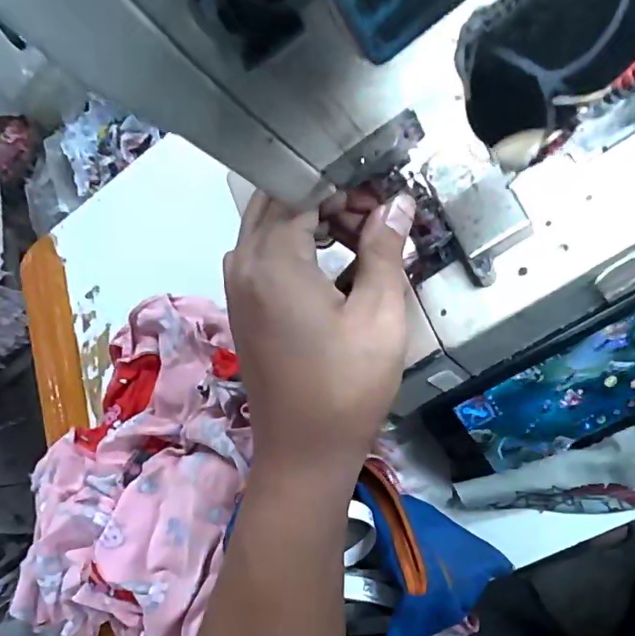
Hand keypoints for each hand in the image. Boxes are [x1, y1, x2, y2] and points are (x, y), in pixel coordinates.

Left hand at [224, 189, 415, 485]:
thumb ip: (385, 251)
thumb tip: (398, 204)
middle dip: (328, 197)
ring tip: (361, 242)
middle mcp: (242, 262)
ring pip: (269, 226)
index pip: (304, 187)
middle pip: (279, 200)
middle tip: (376, 219)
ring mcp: (236, 286)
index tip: (386, 202)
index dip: (347, 185)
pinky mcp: (242, 307)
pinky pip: (265, 255)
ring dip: (312, 220)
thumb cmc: (348, 386)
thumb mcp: (380, 315)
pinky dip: (297, 247)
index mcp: (272, 259)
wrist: (306, 450)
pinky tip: (335, 269)